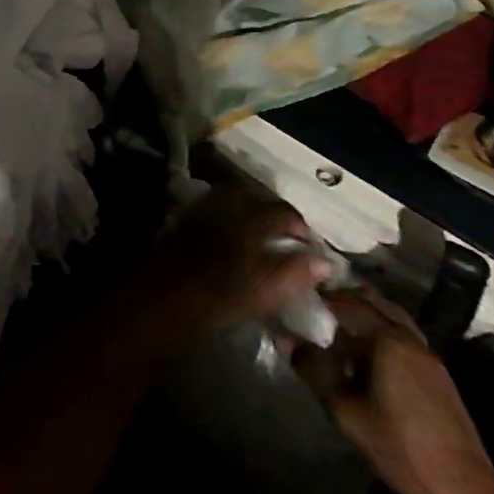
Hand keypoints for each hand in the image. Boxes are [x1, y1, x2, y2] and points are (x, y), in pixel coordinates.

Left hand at [153, 189, 330, 328]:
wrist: (169, 293)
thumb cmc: (224, 294)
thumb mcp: (270, 288)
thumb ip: (299, 271)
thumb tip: (324, 261)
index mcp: (253, 219)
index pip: (285, 212)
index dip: (299, 225)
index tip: (307, 241)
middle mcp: (226, 207)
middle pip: (254, 198)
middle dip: (271, 211)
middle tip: (280, 231)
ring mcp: (201, 211)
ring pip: (229, 199)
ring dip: (245, 209)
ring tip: (254, 229)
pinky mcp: (181, 220)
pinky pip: (207, 208)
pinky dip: (221, 215)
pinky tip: (223, 232)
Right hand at [295, 291, 493, 493]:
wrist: (460, 488)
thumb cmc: (396, 444)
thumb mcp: (343, 408)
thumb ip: (313, 369)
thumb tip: (285, 339)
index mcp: (388, 342)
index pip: (347, 303)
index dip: (318, 298)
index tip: (294, 300)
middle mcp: (411, 340)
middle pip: (373, 302)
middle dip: (342, 298)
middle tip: (312, 307)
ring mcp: (429, 356)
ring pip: (392, 317)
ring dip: (364, 313)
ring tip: (335, 324)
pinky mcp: (437, 374)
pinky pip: (403, 335)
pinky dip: (380, 330)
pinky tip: (363, 351)